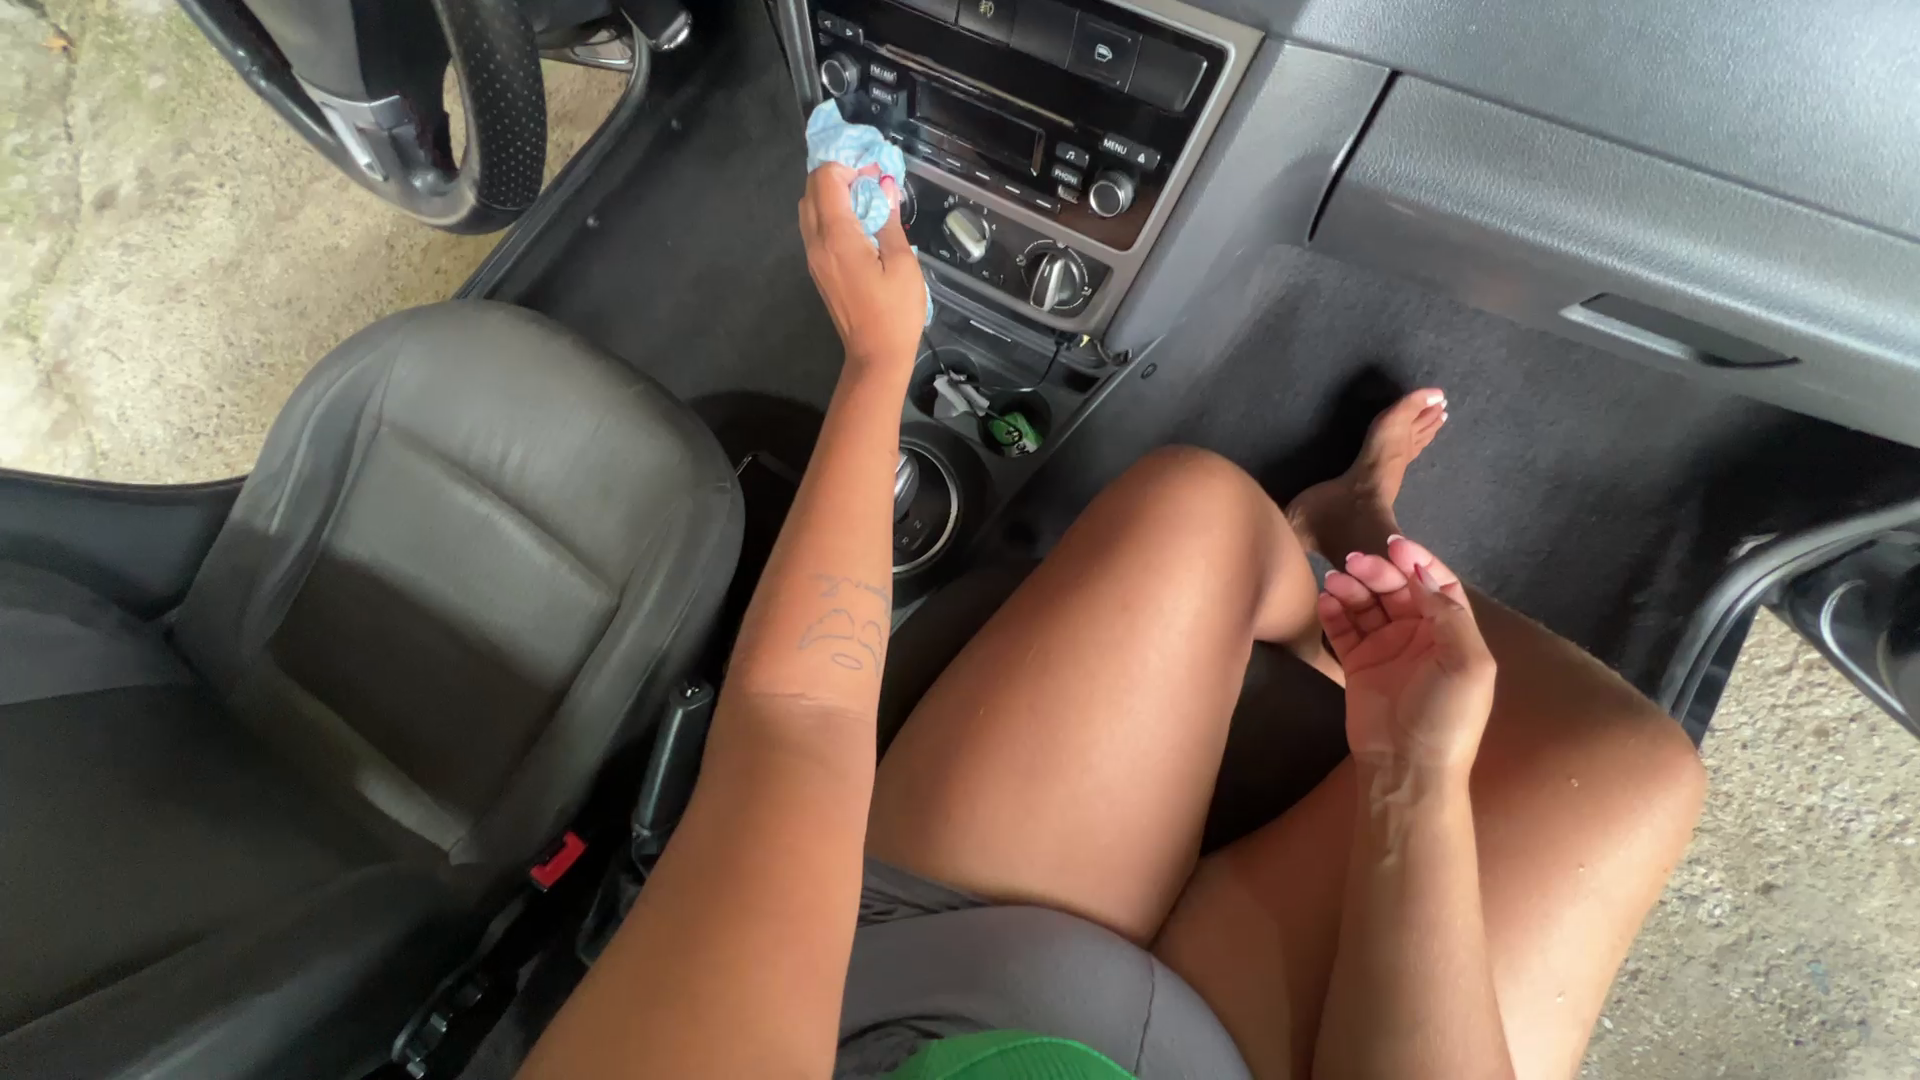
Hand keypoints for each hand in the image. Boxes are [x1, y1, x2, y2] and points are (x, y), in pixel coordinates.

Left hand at [799, 163, 925, 379]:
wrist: (876, 356)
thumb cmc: (895, 313)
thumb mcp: (902, 263)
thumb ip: (889, 221)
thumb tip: (885, 188)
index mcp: (837, 237)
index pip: (826, 179)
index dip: (849, 166)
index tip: (876, 174)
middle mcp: (817, 243)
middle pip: (811, 189)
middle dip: (838, 175)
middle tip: (870, 183)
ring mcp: (814, 259)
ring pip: (809, 209)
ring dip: (832, 195)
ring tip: (864, 201)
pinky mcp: (818, 271)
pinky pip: (815, 229)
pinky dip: (830, 215)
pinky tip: (857, 225)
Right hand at [1318, 535, 1495, 776]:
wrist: (1408, 765)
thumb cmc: (1446, 716)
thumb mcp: (1467, 664)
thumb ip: (1448, 616)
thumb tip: (1422, 574)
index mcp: (1451, 633)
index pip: (1435, 585)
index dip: (1417, 561)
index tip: (1394, 545)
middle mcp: (1418, 636)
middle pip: (1395, 590)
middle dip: (1377, 572)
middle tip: (1354, 562)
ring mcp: (1385, 649)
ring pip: (1366, 605)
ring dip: (1351, 588)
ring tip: (1334, 580)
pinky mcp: (1356, 663)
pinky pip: (1342, 629)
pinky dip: (1333, 612)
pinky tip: (1325, 600)